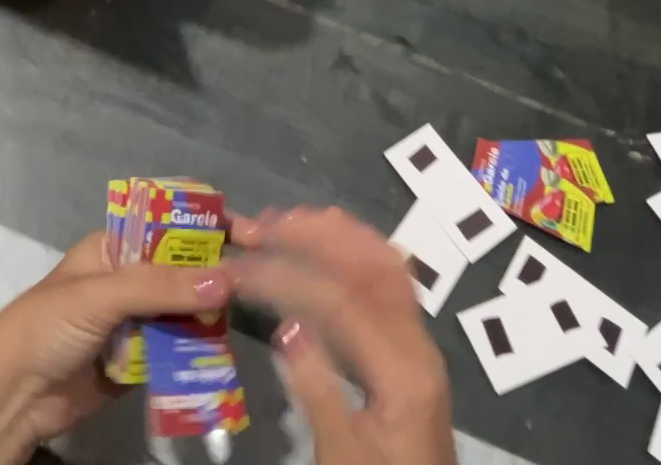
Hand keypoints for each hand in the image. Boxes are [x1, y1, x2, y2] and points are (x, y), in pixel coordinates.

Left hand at [0, 229, 230, 442]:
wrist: (13, 395)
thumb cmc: (48, 325)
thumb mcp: (101, 294)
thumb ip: (159, 286)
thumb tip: (226, 280)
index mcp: (117, 246)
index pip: (170, 223)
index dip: (208, 223)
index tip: (250, 235)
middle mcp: (130, 277)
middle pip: (185, 268)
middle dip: (217, 274)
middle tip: (258, 284)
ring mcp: (136, 319)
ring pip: (186, 309)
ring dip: (211, 315)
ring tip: (244, 322)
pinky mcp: (141, 359)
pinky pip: (178, 348)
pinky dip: (197, 351)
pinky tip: (220, 356)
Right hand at [229, 207, 456, 464]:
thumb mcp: (341, 455)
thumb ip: (317, 390)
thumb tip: (286, 325)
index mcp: (402, 372)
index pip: (341, 302)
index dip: (287, 275)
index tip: (241, 265)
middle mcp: (418, 342)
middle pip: (369, 267)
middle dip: (314, 236)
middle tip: (264, 224)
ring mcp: (418, 339)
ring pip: (383, 264)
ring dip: (336, 234)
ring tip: (290, 219)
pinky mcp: (411, 342)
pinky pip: (389, 279)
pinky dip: (357, 249)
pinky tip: (333, 237)